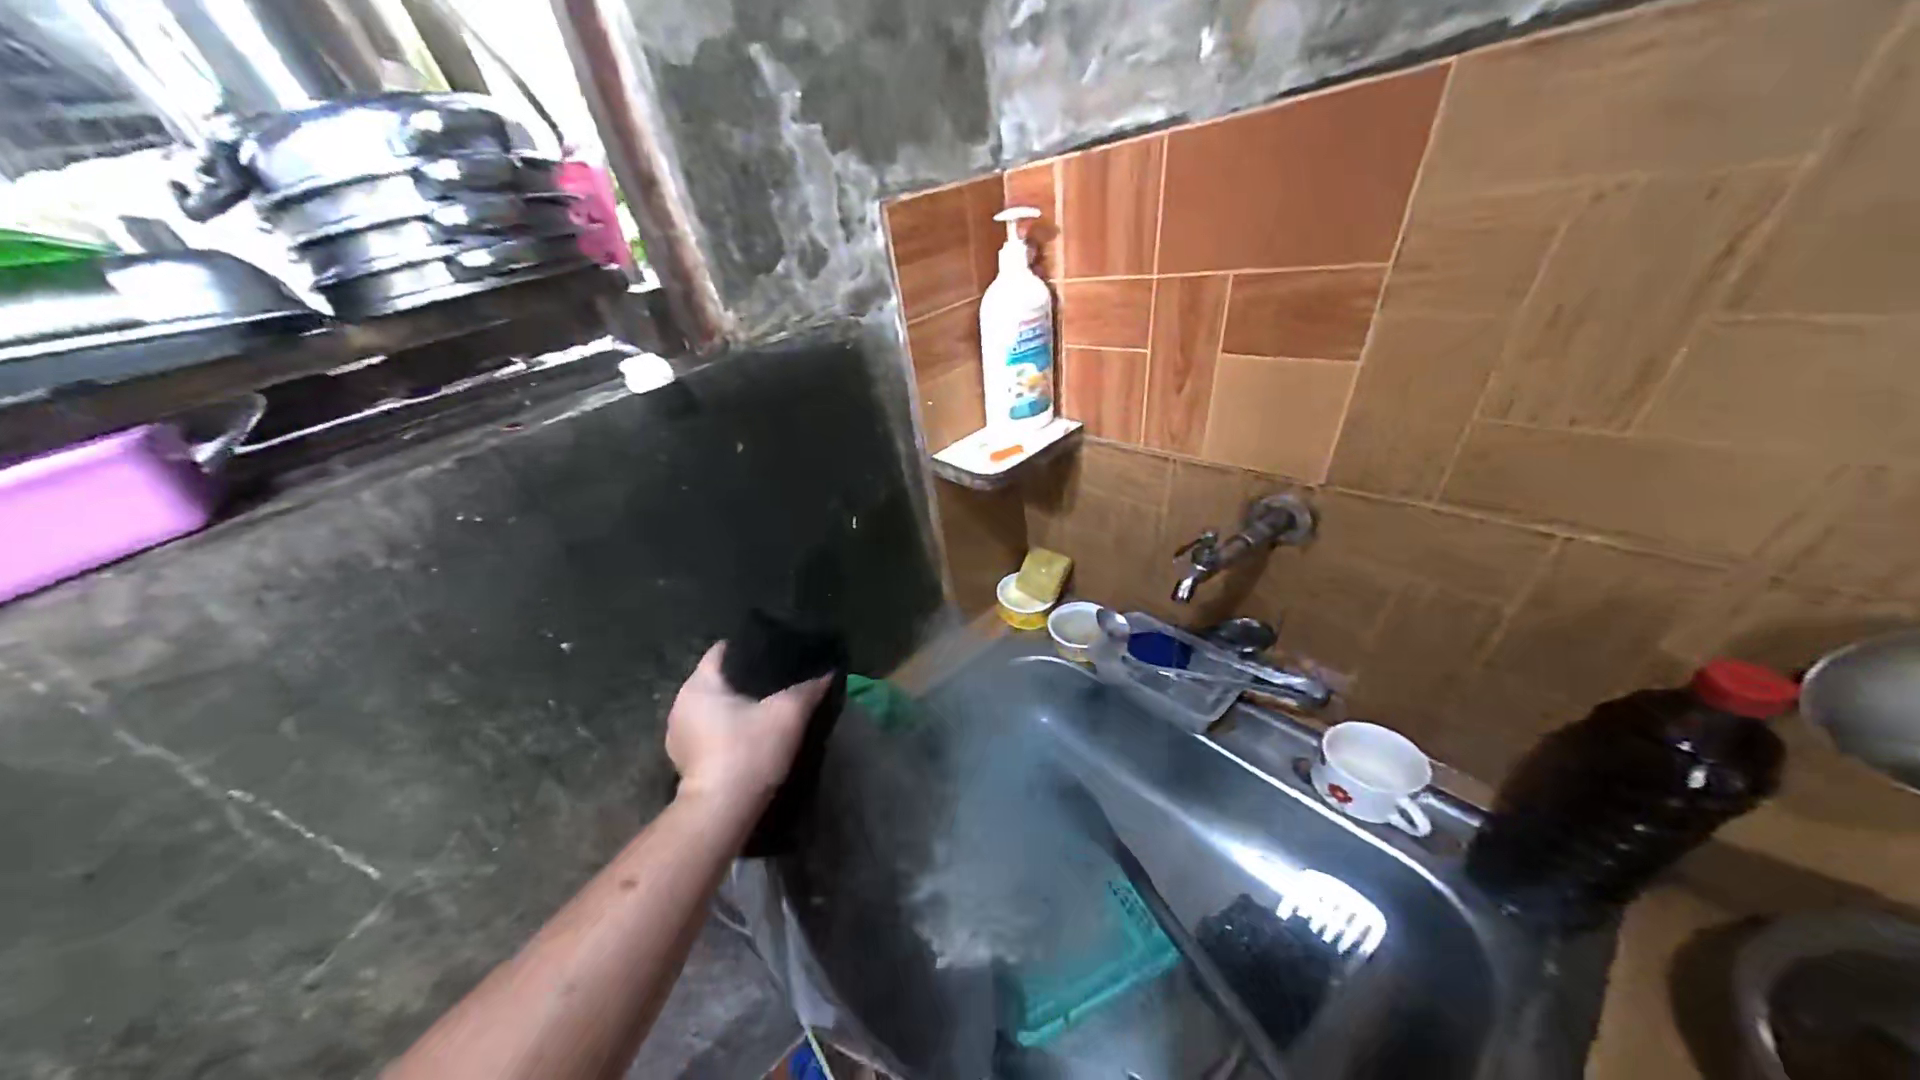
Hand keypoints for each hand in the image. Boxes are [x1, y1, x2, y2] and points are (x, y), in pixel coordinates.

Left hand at [665, 642, 832, 807]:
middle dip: (744, 679)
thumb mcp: (788, 714)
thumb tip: (827, 672)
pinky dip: (725, 728)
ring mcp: (677, 733)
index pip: (722, 651)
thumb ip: (808, 688)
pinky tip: (746, 736)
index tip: (775, 654)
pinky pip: (707, 729)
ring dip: (733, 706)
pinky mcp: (682, 758)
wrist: (721, 810)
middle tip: (776, 681)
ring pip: (712, 706)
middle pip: (717, 679)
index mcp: (699, 684)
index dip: (749, 648)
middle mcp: (680, 702)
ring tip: (763, 708)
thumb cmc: (749, 751)